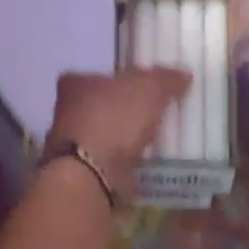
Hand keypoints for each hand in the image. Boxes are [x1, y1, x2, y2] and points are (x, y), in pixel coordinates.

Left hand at [43, 67, 190, 199]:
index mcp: (75, 83)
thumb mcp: (149, 88)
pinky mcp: (81, 174)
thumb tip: (184, 75)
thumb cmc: (114, 119)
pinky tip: (141, 165)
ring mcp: (70, 147)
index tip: (144, 92)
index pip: (100, 75)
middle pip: (101, 107)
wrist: (92, 173)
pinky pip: (108, 163)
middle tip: (152, 117)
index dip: (123, 81)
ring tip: (152, 143)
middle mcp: (65, 112)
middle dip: (123, 113)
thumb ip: (165, 79)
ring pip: (103, 137)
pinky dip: (122, 164)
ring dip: (123, 141)